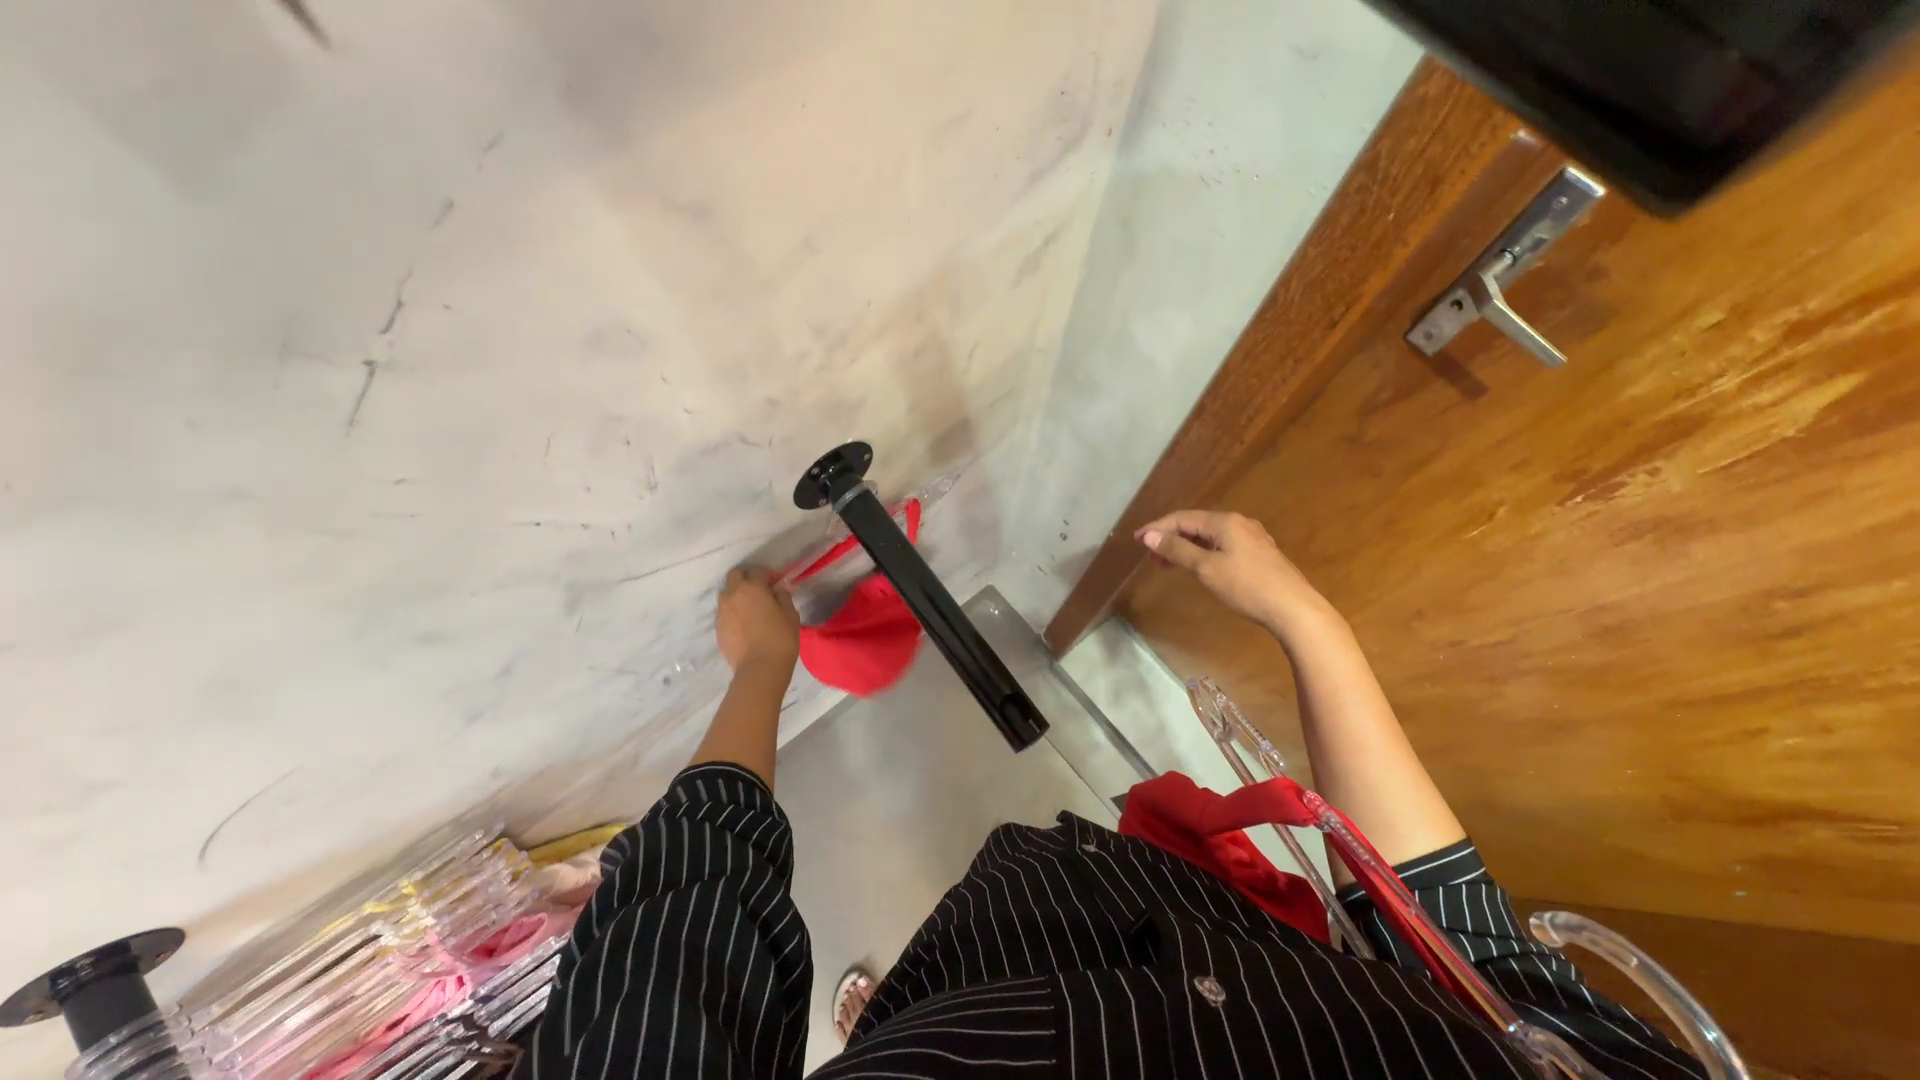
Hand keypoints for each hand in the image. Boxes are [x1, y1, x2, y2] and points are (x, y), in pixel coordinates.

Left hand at [716, 566, 799, 671]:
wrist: (759, 668)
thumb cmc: (780, 639)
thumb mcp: (791, 615)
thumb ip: (783, 597)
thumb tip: (778, 591)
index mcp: (752, 588)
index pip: (758, 571)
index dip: (769, 575)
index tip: (777, 583)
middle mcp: (732, 595)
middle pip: (735, 575)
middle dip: (747, 577)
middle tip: (760, 590)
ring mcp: (722, 612)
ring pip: (727, 594)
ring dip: (738, 594)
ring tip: (751, 608)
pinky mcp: (718, 627)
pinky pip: (725, 612)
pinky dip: (734, 612)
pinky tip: (745, 624)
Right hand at [1136, 510, 1334, 636]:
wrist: (1293, 608)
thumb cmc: (1246, 586)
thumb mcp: (1206, 569)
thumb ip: (1177, 550)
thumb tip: (1150, 536)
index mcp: (1225, 522)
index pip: (1182, 518)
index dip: (1157, 528)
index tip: (1137, 540)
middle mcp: (1239, 523)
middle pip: (1196, 525)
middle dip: (1171, 538)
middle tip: (1151, 556)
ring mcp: (1252, 538)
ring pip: (1210, 536)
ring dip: (1187, 547)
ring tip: (1169, 564)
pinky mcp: (1260, 554)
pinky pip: (1223, 545)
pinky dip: (1204, 552)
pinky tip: (1199, 567)